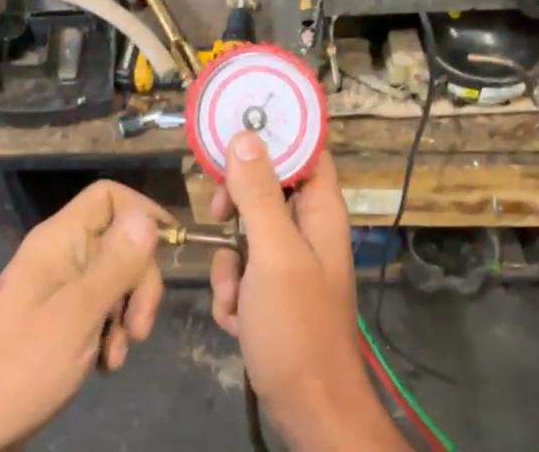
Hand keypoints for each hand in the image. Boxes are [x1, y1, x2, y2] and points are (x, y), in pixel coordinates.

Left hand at [0, 182, 166, 451]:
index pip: (108, 196)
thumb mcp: (78, 315)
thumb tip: (148, 215)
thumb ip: (116, 264)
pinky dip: (110, 332)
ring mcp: (59, 286)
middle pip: (120, 241)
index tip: (169, 250)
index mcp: (58, 240)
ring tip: (116, 355)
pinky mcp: (60, 315)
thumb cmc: (23, 365)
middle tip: (139, 328)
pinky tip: (105, 362)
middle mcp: (60, 254)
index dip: (142, 212)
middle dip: (139, 282)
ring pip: (116, 277)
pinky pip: (101, 307)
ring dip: (126, 314)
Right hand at [209, 133, 408, 450]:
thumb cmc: (298, 326)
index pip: (304, 150)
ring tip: (239, 295)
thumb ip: (259, 194)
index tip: (233, 129)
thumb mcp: (274, 254)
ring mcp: (289, 264)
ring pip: (244, 235)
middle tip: (218, 214)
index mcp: (320, 210)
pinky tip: (240, 321)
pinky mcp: (271, 294)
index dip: (273, 135)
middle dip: (235, 206)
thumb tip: (245, 137)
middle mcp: (307, 229)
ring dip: (230, 265)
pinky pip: (239, 274)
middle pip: (264, 188)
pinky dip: (232, 295)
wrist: (308, 409)